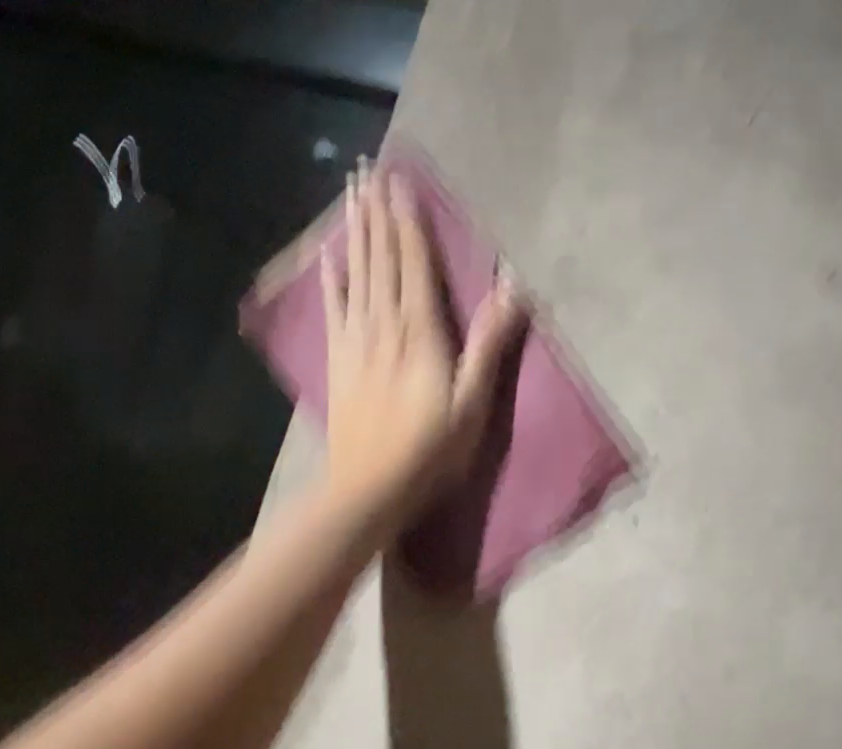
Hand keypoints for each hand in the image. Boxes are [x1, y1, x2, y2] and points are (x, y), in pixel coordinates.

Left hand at [321, 158, 526, 522]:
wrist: (368, 489)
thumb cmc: (429, 451)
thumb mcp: (472, 403)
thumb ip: (489, 343)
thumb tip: (512, 285)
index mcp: (420, 331)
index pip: (415, 263)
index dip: (408, 220)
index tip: (401, 180)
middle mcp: (384, 324)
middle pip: (380, 258)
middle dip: (375, 212)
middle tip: (368, 167)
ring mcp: (355, 341)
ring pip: (355, 274)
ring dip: (354, 232)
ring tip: (349, 193)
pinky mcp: (338, 361)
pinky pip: (333, 309)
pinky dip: (331, 279)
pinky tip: (328, 256)